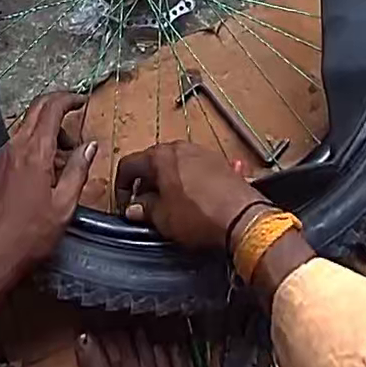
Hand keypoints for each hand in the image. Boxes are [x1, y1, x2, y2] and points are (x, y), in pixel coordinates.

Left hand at [0, 92, 97, 305]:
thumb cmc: (26, 236)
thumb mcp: (63, 206)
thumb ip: (78, 170)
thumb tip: (90, 147)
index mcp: (34, 151)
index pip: (51, 108)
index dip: (68, 99)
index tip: (82, 99)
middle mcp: (15, 146)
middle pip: (36, 109)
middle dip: (57, 106)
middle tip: (75, 114)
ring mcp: (2, 155)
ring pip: (27, 127)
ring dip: (48, 131)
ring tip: (65, 155)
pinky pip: (18, 143)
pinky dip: (35, 144)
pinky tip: (46, 169)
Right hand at [112, 141, 265, 251]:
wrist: (243, 217)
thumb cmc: (199, 215)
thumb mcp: (164, 219)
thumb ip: (145, 210)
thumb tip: (134, 208)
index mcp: (158, 156)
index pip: (129, 165)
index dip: (122, 187)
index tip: (125, 205)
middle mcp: (178, 147)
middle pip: (152, 163)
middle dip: (146, 185)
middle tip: (147, 208)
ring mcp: (200, 152)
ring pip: (175, 164)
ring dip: (169, 182)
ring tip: (173, 206)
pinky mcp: (219, 163)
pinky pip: (197, 169)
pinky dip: (190, 182)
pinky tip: (196, 199)